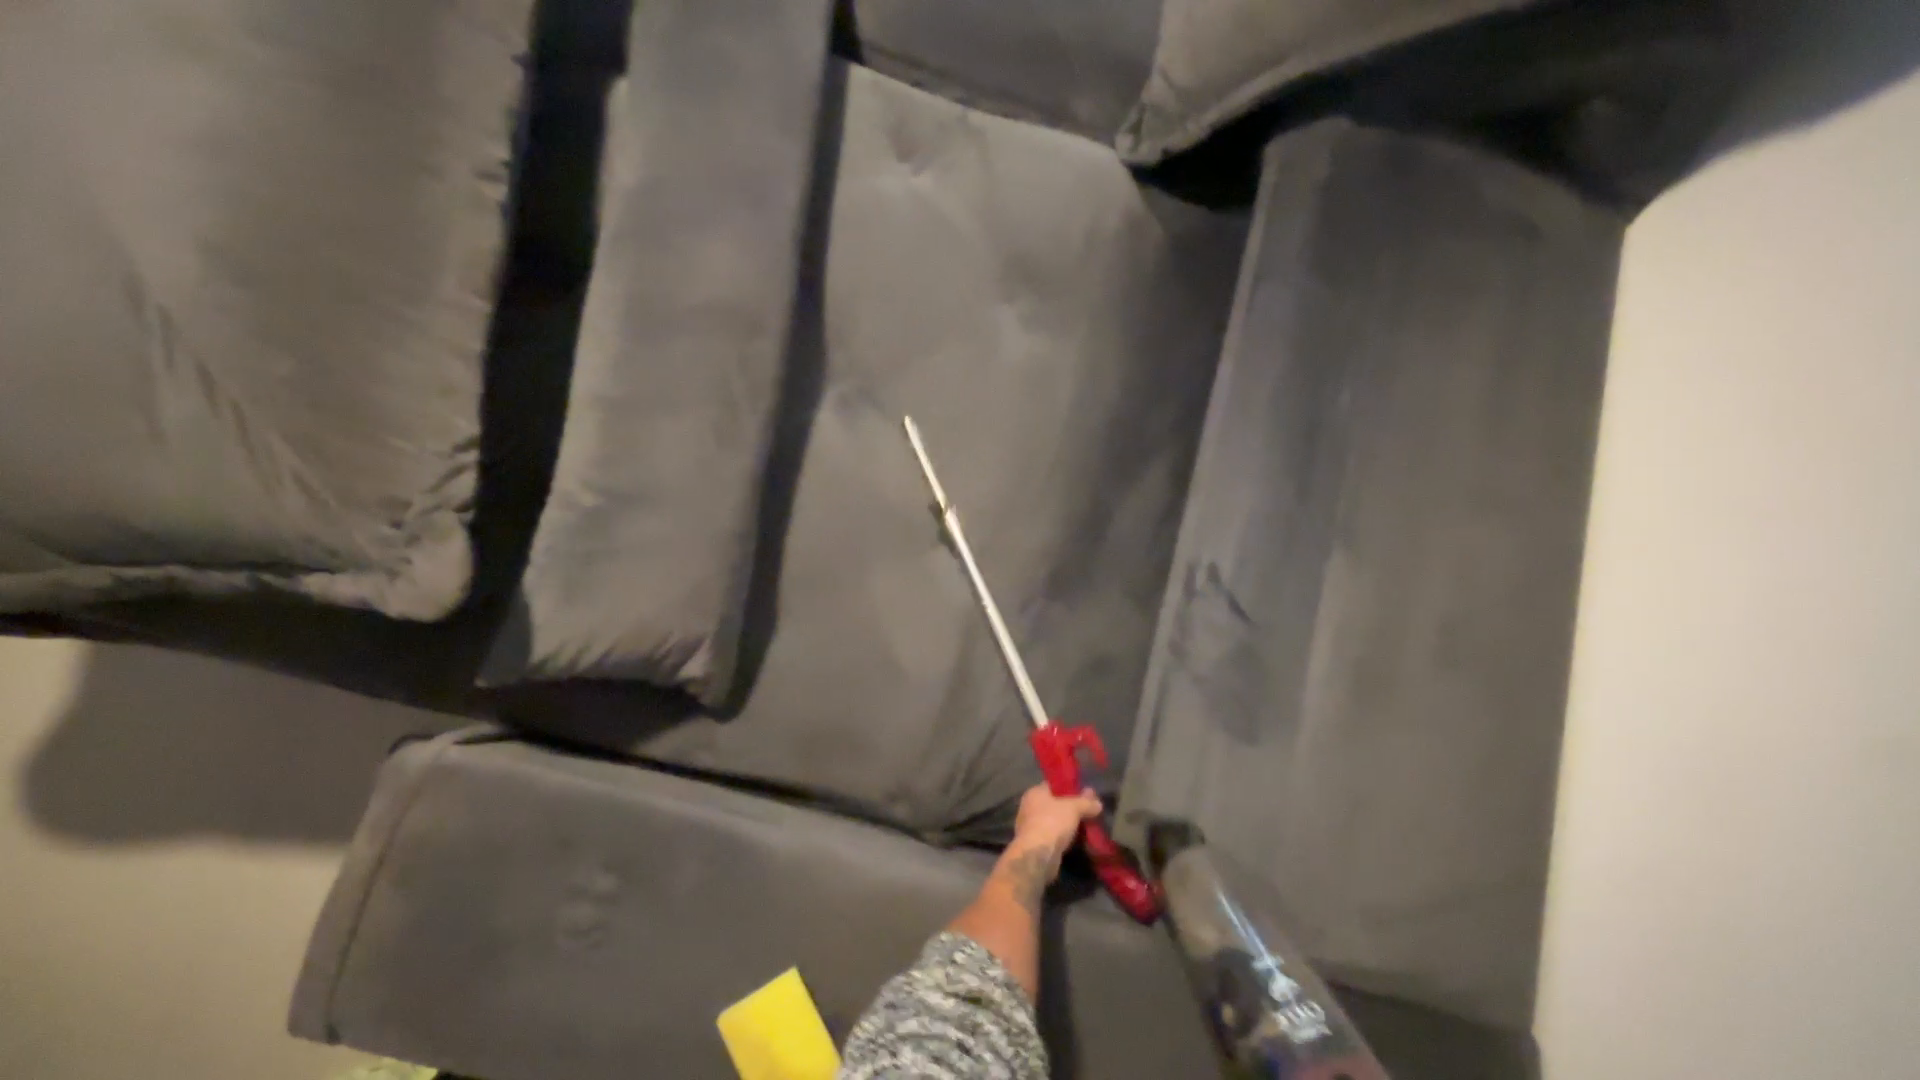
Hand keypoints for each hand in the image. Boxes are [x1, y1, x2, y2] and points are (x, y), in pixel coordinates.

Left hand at [1008, 784, 1104, 873]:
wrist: (1038, 855)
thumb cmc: (1052, 822)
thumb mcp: (1074, 807)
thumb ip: (1086, 802)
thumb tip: (1098, 803)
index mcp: (1034, 793)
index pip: (1054, 785)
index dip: (1070, 787)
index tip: (1086, 794)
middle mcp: (1029, 808)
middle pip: (1055, 804)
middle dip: (1072, 808)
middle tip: (1090, 811)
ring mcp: (1031, 827)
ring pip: (1055, 821)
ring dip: (1069, 825)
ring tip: (1088, 827)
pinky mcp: (1036, 844)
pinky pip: (1054, 836)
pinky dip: (1065, 837)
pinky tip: (1078, 840)